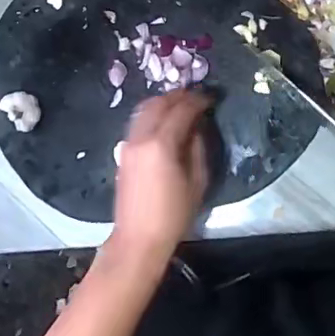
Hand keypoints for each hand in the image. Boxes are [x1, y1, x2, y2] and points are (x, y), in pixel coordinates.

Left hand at [108, 89, 211, 264]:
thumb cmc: (173, 216)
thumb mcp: (197, 182)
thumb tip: (197, 127)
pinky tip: (164, 120)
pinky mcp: (123, 152)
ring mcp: (128, 143)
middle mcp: (141, 138)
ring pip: (144, 108)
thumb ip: (198, 148)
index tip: (211, 98)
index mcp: (162, 144)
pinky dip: (152, 113)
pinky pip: (138, 121)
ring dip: (163, 101)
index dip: (198, 100)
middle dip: (179, 95)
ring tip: (181, 104)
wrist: (137, 240)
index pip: (182, 110)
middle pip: (159, 102)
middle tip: (196, 96)